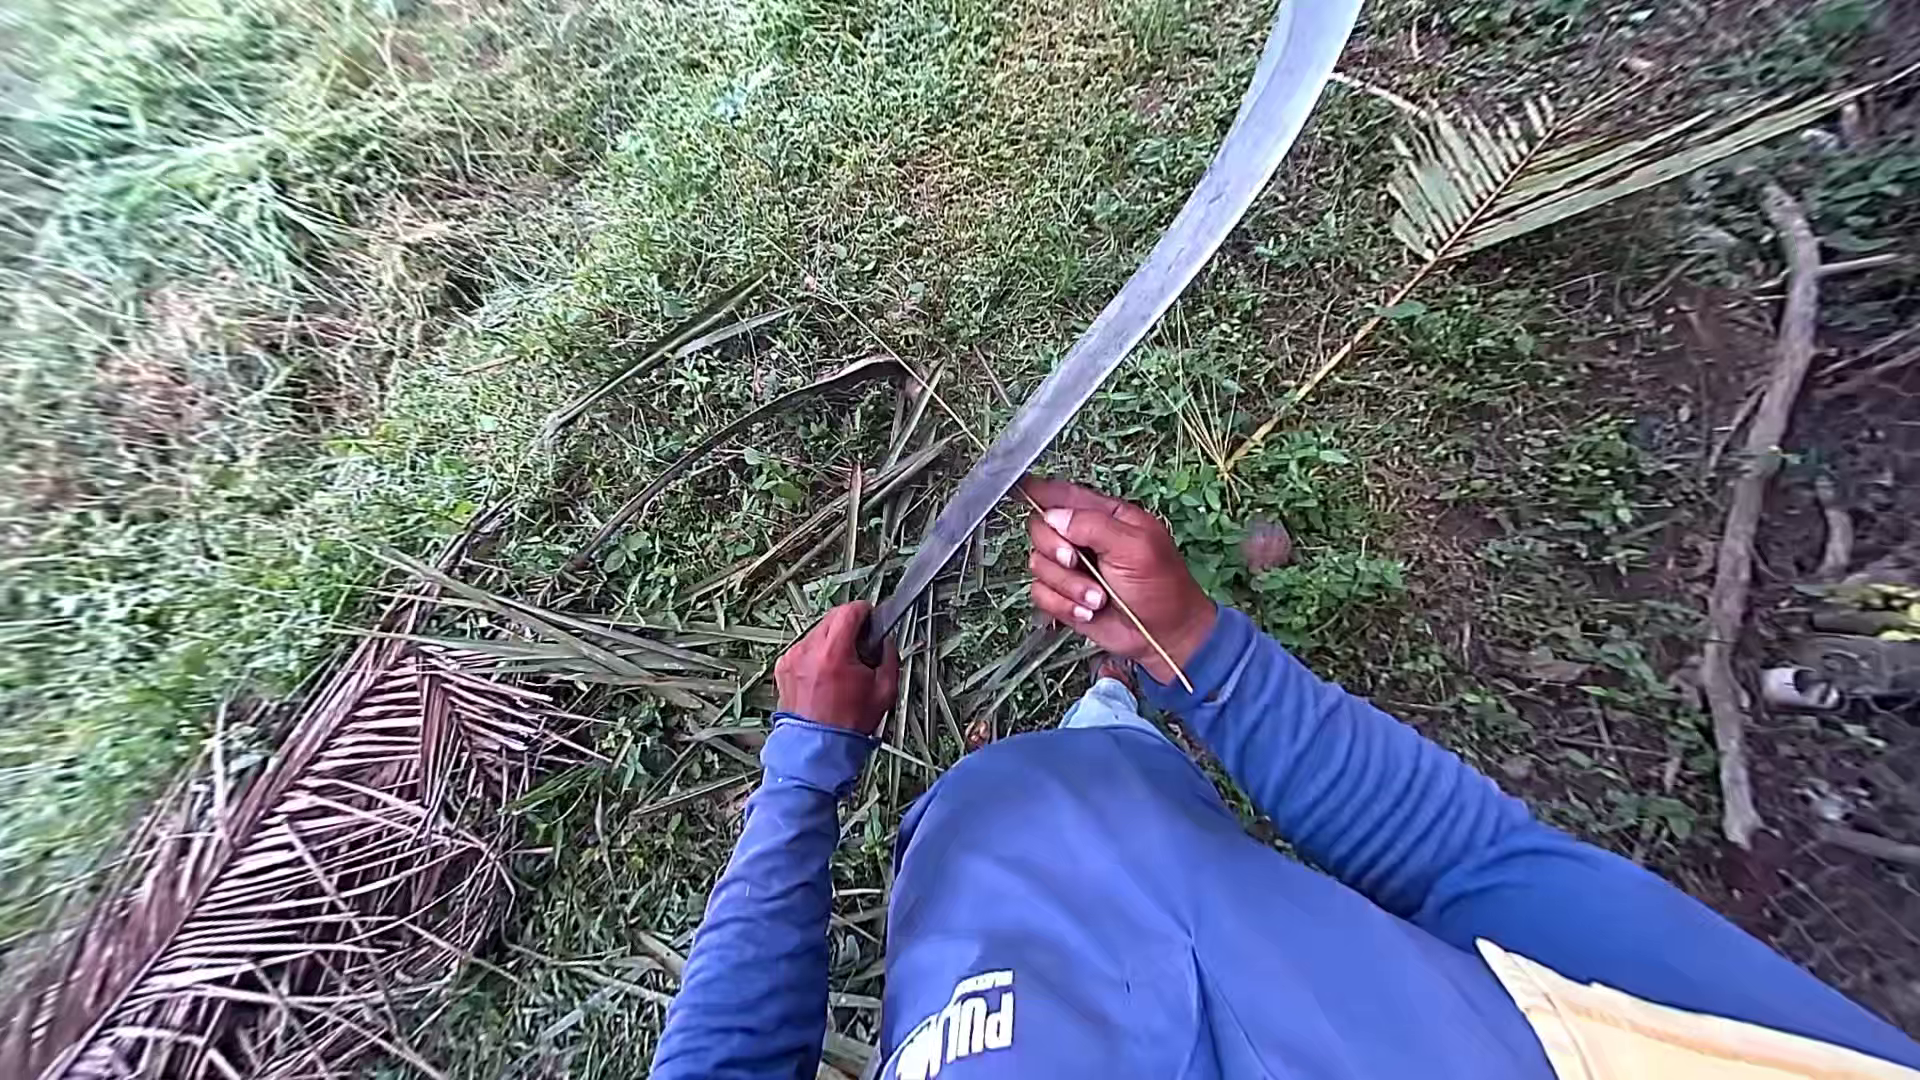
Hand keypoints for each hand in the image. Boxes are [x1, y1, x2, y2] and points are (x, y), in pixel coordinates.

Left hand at [775, 602, 899, 735]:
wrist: (817, 749)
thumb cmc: (848, 724)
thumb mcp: (884, 690)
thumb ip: (889, 657)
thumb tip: (886, 640)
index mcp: (834, 652)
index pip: (849, 611)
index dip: (865, 611)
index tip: (872, 617)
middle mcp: (809, 650)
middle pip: (832, 617)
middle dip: (849, 624)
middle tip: (862, 643)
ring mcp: (793, 658)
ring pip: (818, 631)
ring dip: (833, 638)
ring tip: (843, 663)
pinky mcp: (784, 666)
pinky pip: (805, 647)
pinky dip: (817, 653)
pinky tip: (826, 673)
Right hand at [1023, 478, 1215, 684]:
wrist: (1165, 636)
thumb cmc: (1161, 587)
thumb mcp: (1134, 547)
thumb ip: (1093, 525)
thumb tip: (1052, 516)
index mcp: (1104, 517)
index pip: (1064, 495)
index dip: (1039, 491)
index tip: (1020, 489)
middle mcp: (1082, 539)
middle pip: (1040, 529)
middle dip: (1054, 548)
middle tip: (1075, 562)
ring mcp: (1071, 569)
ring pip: (1038, 564)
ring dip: (1067, 585)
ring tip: (1098, 598)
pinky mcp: (1064, 596)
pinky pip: (1040, 593)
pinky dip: (1062, 604)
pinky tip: (1087, 611)